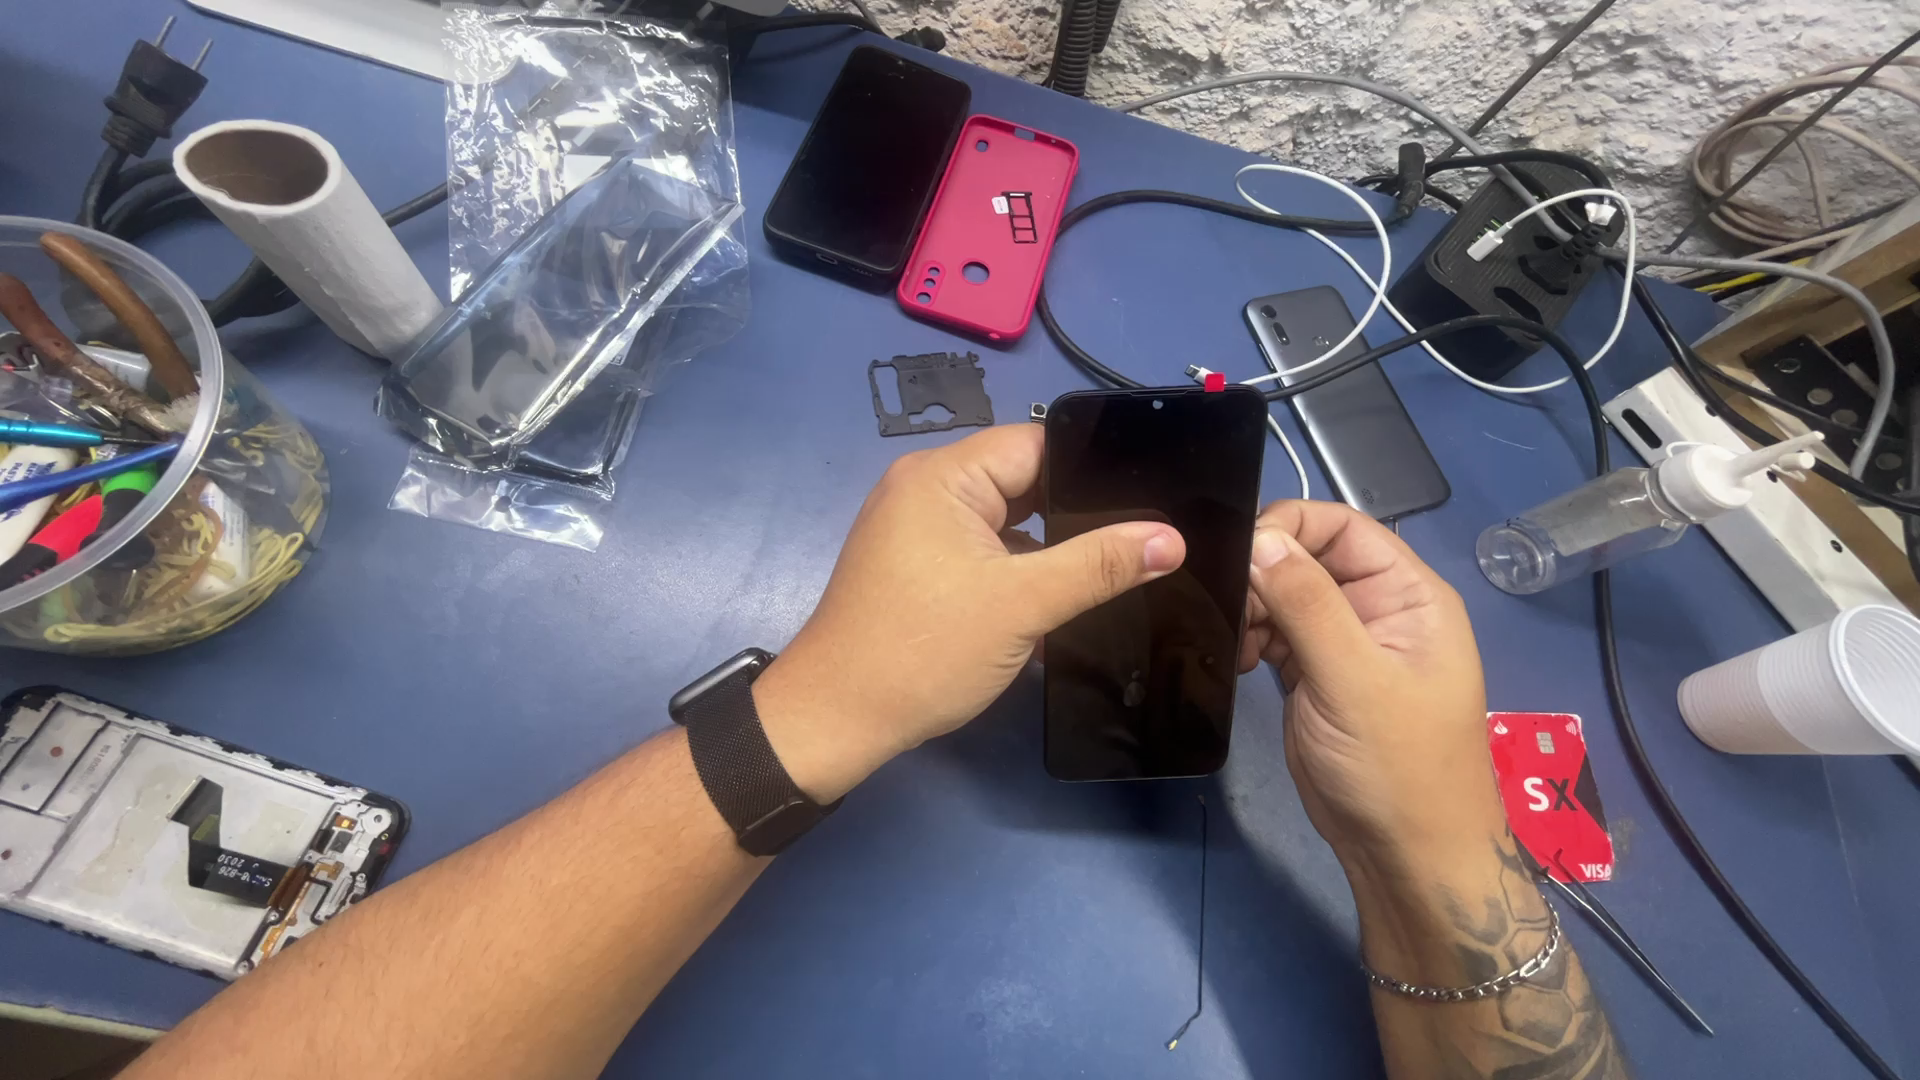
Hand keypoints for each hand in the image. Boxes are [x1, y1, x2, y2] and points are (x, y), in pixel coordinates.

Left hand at [754, 425, 1184, 802]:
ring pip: (1004, 521)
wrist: (838, 720)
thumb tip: (1171, 538)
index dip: (1093, 468)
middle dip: (1075, 512)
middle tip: (1141, 536)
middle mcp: (924, 489)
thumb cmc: (924, 651)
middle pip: (1021, 482)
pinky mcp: (917, 565)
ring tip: (1111, 565)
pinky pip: (981, 550)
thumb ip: (1098, 565)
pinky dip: (1016, 569)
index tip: (1148, 496)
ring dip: (1046, 547)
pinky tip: (1059, 594)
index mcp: (943, 476)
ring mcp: (916, 529)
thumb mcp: (1022, 604)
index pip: (1035, 446)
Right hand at [1238, 501, 1503, 868]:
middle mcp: (1375, 607)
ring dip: (1252, 608)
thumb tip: (1259, 539)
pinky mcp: (1313, 669)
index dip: (1290, 526)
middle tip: (1234, 611)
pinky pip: (1273, 629)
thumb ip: (1307, 605)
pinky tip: (1241, 660)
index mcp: (1407, 595)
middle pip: (1306, 557)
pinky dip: (1250, 636)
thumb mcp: (1353, 679)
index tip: (1241, 554)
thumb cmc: (1396, 764)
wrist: (1400, 852)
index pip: (1342, 527)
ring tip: (1238, 645)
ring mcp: (1343, 640)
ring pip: (1282, 593)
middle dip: (1263, 574)